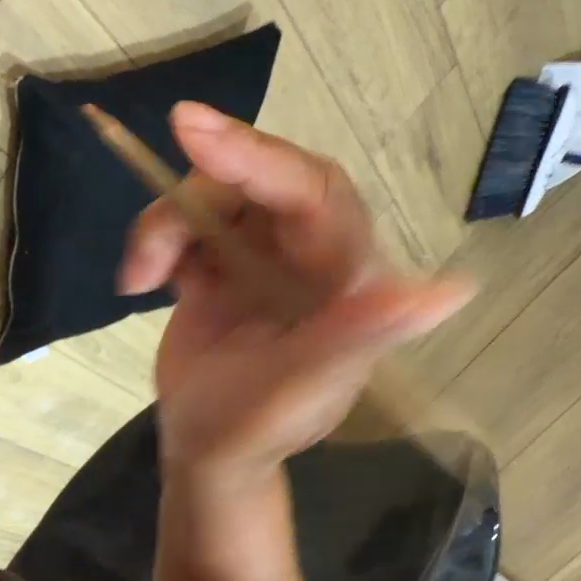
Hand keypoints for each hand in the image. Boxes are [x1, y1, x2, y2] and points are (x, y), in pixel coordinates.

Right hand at [120, 103, 473, 480]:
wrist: (206, 451)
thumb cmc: (257, 429)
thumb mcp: (304, 389)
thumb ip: (359, 336)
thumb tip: (443, 293)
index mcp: (344, 272)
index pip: (309, 191)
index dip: (254, 155)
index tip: (190, 128)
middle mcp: (307, 252)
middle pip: (252, 181)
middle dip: (196, 190)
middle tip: (147, 227)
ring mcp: (259, 257)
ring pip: (209, 199)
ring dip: (162, 229)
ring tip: (136, 280)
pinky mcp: (217, 267)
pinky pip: (183, 227)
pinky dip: (154, 245)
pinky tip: (140, 283)